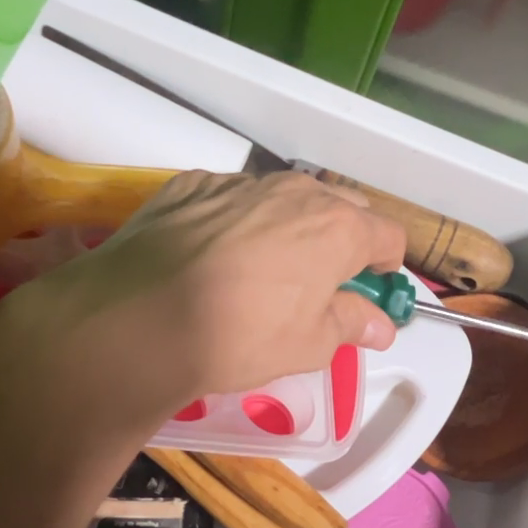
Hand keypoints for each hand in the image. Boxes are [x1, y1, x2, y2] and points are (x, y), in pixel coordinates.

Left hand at [0, 171, 405, 415]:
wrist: (139, 320)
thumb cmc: (241, 337)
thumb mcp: (308, 345)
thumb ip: (351, 324)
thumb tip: (380, 324)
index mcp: (338, 227)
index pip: (388, 236)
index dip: (385, 265)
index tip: (369, 289)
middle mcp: (296, 192)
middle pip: (341, 207)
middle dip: (342, 239)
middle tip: (320, 280)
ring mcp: (241, 182)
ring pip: (283, 198)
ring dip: (287, 226)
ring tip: (261, 268)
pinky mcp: (191, 185)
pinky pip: (230, 199)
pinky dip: (234, 221)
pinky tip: (210, 257)